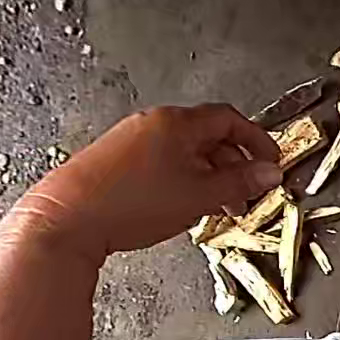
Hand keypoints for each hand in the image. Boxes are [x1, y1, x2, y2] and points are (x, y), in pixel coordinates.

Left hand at [12, 104, 282, 264]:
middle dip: (235, 164)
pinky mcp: (117, 162)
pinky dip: (186, 180)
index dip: (256, 140)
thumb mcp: (200, 195)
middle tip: (250, 191)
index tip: (271, 161)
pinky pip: (165, 163)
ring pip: (187, 152)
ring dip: (211, 175)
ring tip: (221, 206)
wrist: (68, 220)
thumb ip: (239, 183)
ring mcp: (133, 141)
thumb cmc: (132, 202)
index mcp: (177, 122)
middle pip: (209, 136)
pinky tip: (187, 206)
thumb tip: (269, 173)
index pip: (229, 119)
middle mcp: (154, 124)